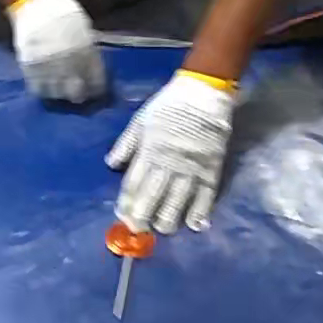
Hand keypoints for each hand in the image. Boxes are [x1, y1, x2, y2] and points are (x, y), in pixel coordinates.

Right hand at [9, 0, 105, 102]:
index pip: (95, 80)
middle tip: (79, 94)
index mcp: (85, 51)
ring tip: (61, 89)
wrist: (35, 6)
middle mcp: (67, 63)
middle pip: (76, 93)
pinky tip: (46, 85)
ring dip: (61, 94)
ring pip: (57, 94)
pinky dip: (44, 90)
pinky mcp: (31, 70)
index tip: (95, 90)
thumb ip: (88, 51)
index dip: (96, 88)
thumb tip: (90, 70)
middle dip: (79, 94)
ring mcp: (47, 67)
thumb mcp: (84, 29)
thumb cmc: (63, 14)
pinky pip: (38, 89)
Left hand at [105, 71, 236, 233]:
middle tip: (138, 230)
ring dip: (169, 217)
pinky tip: (196, 225)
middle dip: (143, 215)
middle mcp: (168, 163)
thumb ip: (125, 146)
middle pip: (152, 195)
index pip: (133, 184)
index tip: (121, 217)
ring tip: (163, 230)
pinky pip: (206, 193)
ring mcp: (191, 167)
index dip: (126, 203)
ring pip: (178, 199)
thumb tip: (111, 165)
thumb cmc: (166, 107)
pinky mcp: (211, 167)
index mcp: (148, 153)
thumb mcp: (138, 123)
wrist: (203, 92)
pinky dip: (201, 210)